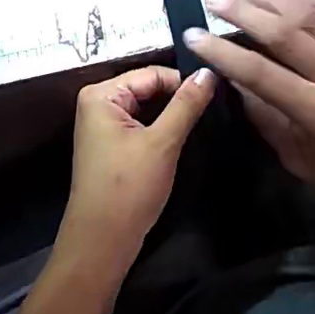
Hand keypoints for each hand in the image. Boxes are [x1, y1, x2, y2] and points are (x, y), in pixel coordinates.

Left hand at [59, 66, 216, 274]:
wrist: (101, 240)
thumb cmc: (128, 188)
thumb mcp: (162, 143)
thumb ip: (186, 105)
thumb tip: (209, 72)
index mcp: (101, 94)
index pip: (151, 74)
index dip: (183, 82)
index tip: (217, 93)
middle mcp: (97, 102)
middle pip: (147, 87)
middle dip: (177, 97)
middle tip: (216, 106)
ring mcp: (102, 124)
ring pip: (146, 106)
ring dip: (171, 113)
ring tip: (205, 119)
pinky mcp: (110, 143)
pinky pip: (140, 123)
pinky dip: (160, 128)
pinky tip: (183, 135)